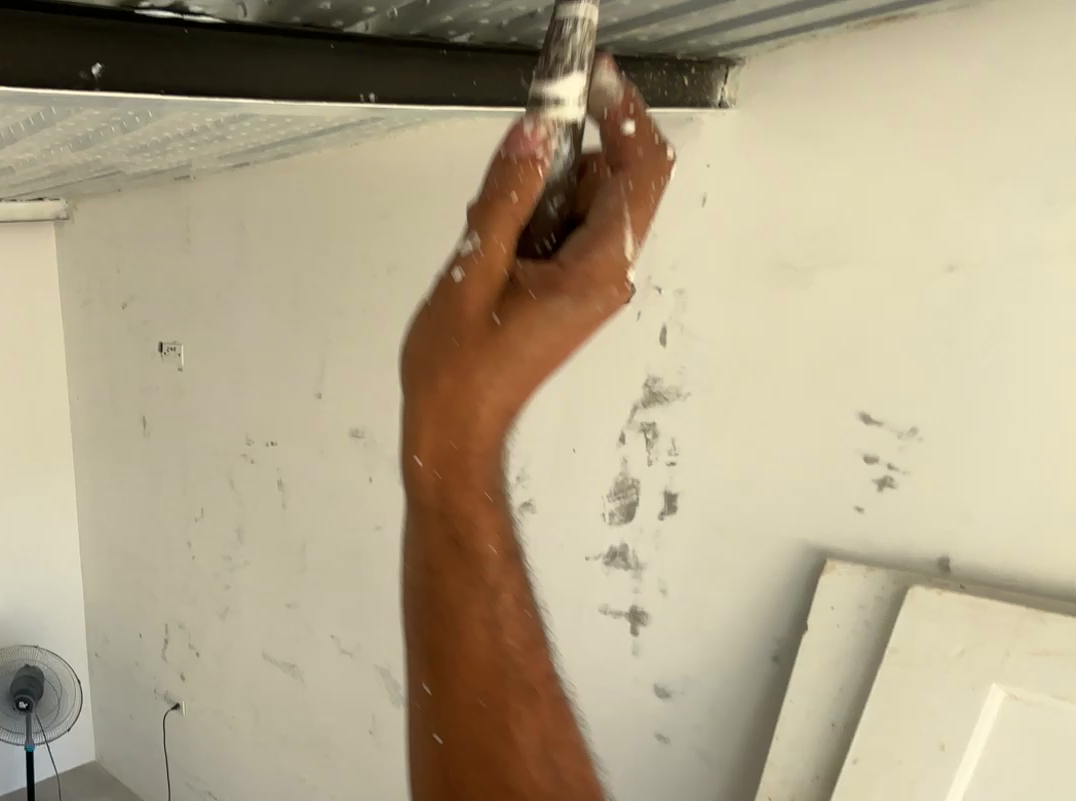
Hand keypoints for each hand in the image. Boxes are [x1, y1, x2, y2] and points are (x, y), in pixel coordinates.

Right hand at [401, 54, 674, 491]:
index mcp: (594, 269)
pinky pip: (564, 243)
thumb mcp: (470, 275)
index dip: (621, 113)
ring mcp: (588, 292)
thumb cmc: (455, 368)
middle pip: (613, 186)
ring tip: (483, 230)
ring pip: (584, 214)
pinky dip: (532, 230)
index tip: (585, 80)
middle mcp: (606, 277)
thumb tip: (533, 133)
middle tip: (503, 175)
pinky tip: (489, 251)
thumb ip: (504, 201)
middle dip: (564, 163)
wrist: (452, 430)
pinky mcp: (566, 303)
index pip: (638, 167)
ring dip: (539, 200)